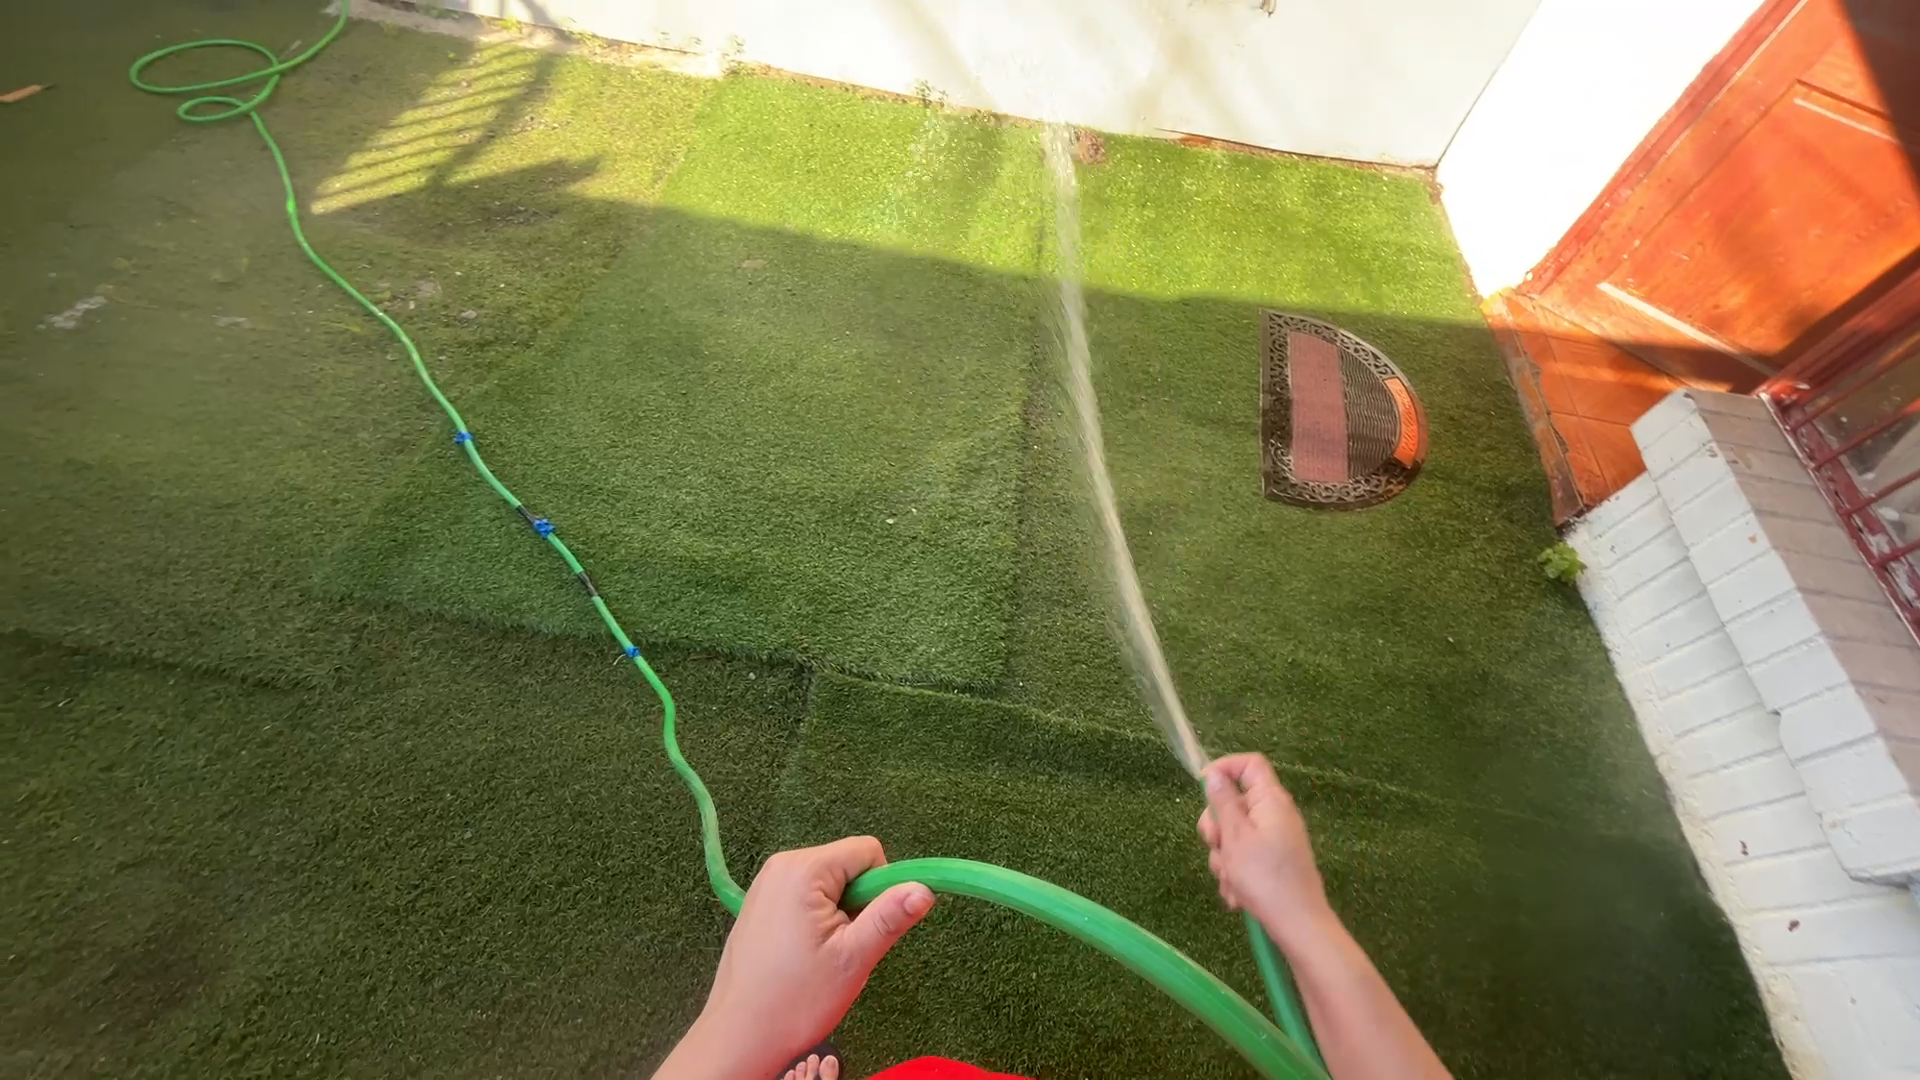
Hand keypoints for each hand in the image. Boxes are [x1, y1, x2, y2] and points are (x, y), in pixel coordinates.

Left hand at [668, 837, 934, 1078]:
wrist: (736, 1041)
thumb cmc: (796, 1000)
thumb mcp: (853, 959)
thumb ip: (890, 917)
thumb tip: (925, 889)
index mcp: (805, 868)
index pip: (868, 851)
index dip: (880, 888)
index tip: (865, 929)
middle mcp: (783, 862)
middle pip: (847, 864)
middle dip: (857, 902)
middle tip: (842, 948)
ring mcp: (767, 881)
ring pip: (830, 880)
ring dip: (838, 912)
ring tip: (822, 954)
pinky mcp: (760, 900)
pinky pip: (806, 892)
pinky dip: (816, 916)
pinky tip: (803, 953)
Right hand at [1198, 754, 1331, 947]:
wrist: (1299, 928)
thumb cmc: (1266, 878)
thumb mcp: (1235, 836)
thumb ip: (1223, 801)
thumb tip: (1214, 774)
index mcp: (1271, 801)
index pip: (1249, 764)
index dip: (1224, 767)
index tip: (1204, 788)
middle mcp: (1274, 815)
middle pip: (1233, 801)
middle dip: (1217, 826)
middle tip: (1217, 845)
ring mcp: (1273, 840)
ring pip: (1233, 833)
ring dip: (1224, 856)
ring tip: (1230, 879)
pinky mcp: (1271, 862)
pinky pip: (1242, 856)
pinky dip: (1235, 872)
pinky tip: (1237, 894)